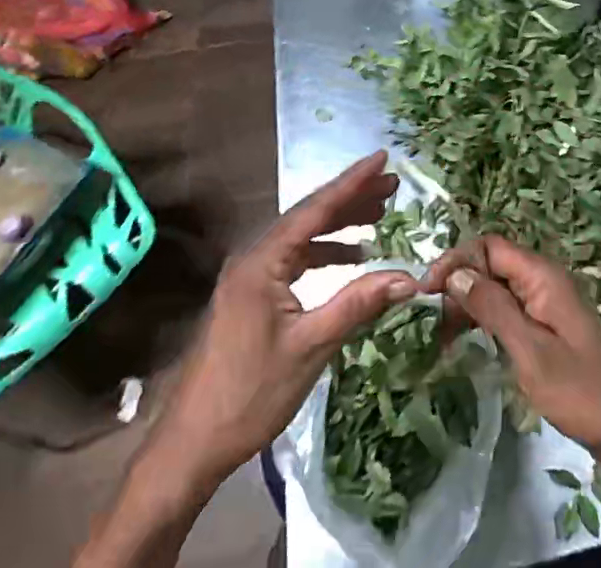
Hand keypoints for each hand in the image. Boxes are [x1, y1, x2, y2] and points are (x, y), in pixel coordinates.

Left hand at [159, 150, 418, 481]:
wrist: (192, 442)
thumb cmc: (250, 394)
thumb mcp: (310, 348)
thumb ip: (357, 305)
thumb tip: (408, 277)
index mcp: (261, 263)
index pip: (313, 211)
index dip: (351, 183)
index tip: (381, 158)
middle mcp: (253, 259)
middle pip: (307, 218)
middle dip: (350, 199)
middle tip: (391, 185)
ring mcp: (250, 278)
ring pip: (301, 238)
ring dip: (339, 225)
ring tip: (379, 214)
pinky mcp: (252, 296)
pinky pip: (294, 260)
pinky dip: (325, 254)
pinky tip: (351, 257)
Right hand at [420, 234, 600, 451]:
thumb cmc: (577, 389)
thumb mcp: (529, 350)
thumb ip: (493, 308)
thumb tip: (456, 274)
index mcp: (542, 276)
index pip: (490, 246)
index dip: (457, 261)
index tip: (428, 290)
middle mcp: (543, 279)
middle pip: (490, 263)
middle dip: (457, 282)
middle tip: (428, 317)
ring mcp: (544, 300)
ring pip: (495, 285)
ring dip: (466, 302)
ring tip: (438, 332)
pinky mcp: (543, 322)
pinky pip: (505, 306)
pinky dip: (481, 316)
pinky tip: (462, 337)